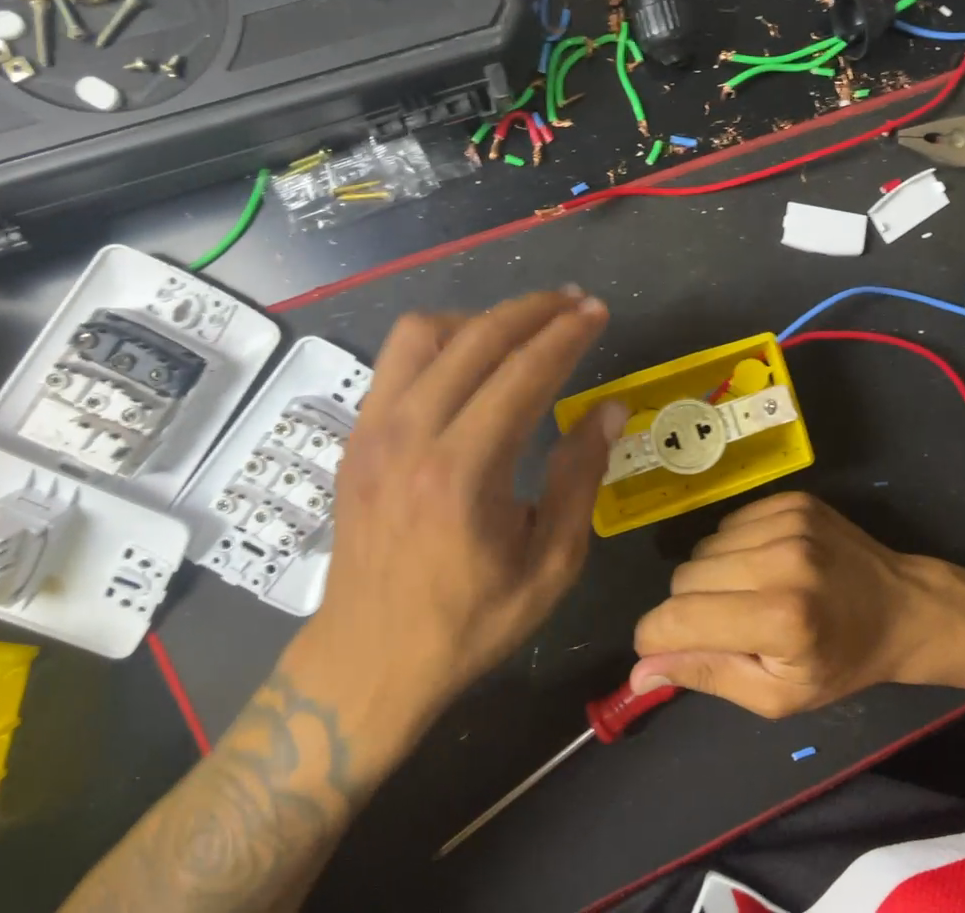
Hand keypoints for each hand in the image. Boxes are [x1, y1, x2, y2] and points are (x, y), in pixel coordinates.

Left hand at [302, 290, 627, 723]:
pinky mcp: (355, 439)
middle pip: (475, 338)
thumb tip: (609, 410)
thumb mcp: (550, 563)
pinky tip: (473, 363)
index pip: (523, 373)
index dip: (567, 335)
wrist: (370, 660)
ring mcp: (372, 432)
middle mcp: (409, 436)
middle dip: (533, 310)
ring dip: (480, 319)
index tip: (598, 312)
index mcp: (463, 473)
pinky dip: (442, 344)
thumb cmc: (472, 621)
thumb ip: (580, 478)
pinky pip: (396, 362)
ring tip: (522, 331)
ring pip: (422, 334)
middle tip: (575, 304)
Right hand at [630, 493, 942, 717]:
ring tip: (754, 596)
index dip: (656, 640)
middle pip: (683, 580)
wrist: (902, 609)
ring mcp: (789, 523)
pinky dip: (735, 549)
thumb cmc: (839, 662)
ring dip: (714, 577)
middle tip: (731, 627)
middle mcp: (781, 560)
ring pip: (702, 549)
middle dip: (690, 609)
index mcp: (780, 619)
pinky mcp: (793, 500)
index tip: (668, 651)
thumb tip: (638, 672)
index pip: (674, 620)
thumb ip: (706, 677)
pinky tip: (767, 567)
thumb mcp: (776, 695)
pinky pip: (728, 524)